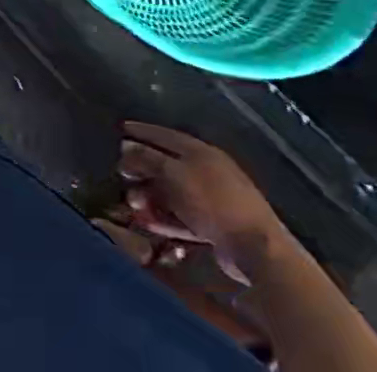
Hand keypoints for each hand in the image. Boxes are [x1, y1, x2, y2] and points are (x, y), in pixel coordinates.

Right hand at [109, 122, 288, 283]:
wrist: (255, 249)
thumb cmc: (212, 202)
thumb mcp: (173, 174)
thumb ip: (147, 158)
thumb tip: (126, 146)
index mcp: (201, 152)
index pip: (165, 135)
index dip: (142, 131)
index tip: (122, 128)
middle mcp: (207, 172)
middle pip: (167, 165)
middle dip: (142, 170)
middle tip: (121, 174)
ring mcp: (213, 200)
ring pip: (172, 193)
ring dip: (150, 197)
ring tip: (132, 204)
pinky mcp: (215, 226)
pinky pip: (182, 217)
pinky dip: (165, 218)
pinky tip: (148, 224)